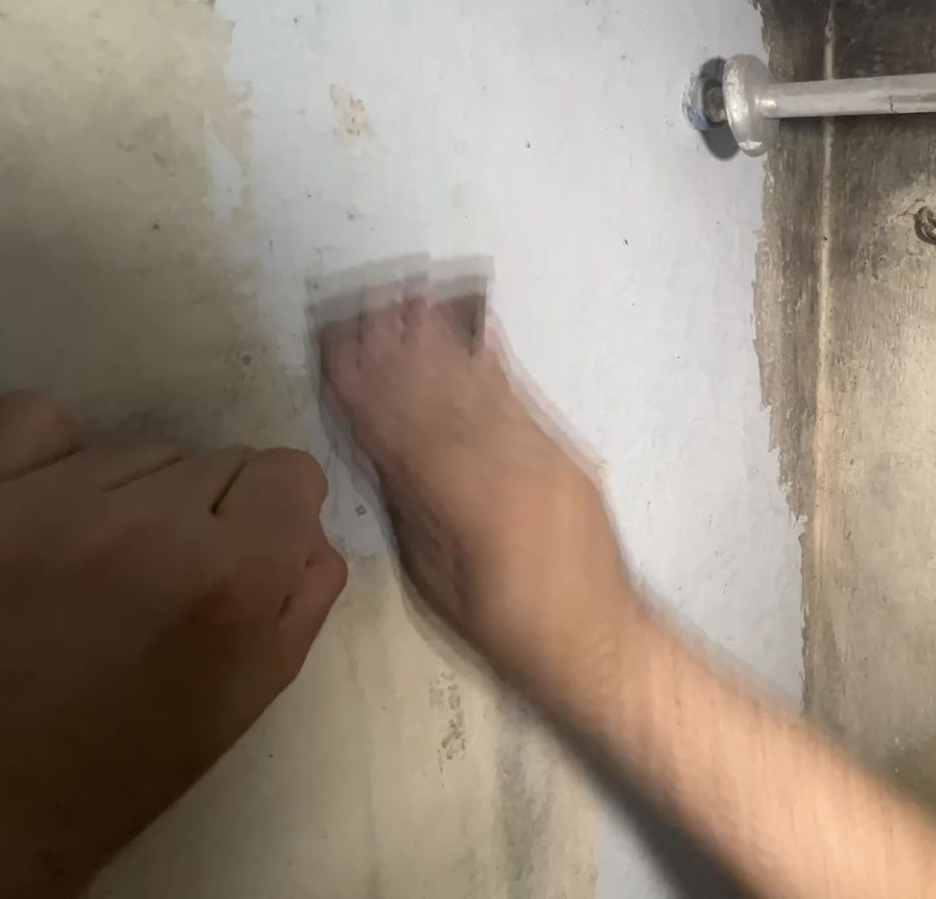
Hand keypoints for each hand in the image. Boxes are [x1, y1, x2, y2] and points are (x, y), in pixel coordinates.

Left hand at [0, 392, 345, 898]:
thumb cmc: (117, 759)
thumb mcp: (258, 684)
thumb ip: (310, 587)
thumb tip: (306, 525)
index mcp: (233, 574)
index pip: (291, 470)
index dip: (277, 511)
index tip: (246, 548)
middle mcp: (147, 526)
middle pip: (218, 460)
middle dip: (208, 510)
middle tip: (163, 573)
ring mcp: (38, 509)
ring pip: (137, 451)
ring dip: (132, 496)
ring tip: (89, 561)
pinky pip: (30, 420)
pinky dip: (47, 456)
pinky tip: (40, 510)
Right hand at [320, 291, 640, 707]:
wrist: (599, 637)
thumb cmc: (507, 630)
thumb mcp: (438, 583)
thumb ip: (413, 508)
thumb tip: (381, 448)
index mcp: (477, 506)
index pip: (410, 435)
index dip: (371, 390)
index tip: (336, 348)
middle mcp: (518, 468)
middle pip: (447, 401)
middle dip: (402, 351)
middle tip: (367, 302)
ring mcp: (551, 456)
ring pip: (485, 392)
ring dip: (444, 344)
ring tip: (411, 300)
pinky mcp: (570, 455)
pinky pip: (526, 402)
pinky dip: (496, 364)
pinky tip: (477, 333)